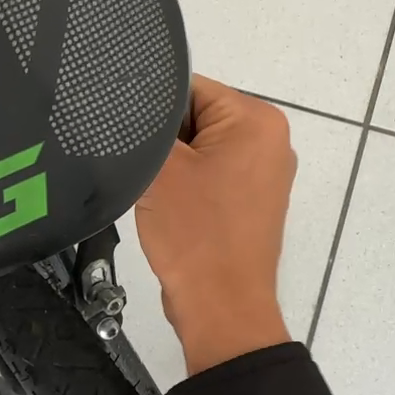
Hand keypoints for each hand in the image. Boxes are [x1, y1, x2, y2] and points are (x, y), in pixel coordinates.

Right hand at [136, 73, 295, 376]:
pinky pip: (209, 176)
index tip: (124, 133)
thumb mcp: (160, 169)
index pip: (189, 88)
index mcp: (256, 119)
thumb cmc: (195, 233)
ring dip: (170, 166)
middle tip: (136, 165)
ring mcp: (263, 174)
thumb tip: (129, 106)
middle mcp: (269, 139)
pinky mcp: (250, 202)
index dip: (150, 109)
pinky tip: (165, 206)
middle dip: (162, 140)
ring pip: (198, 149)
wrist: (221, 305)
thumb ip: (146, 128)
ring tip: (151, 189)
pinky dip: (184, 185)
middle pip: (195, 118)